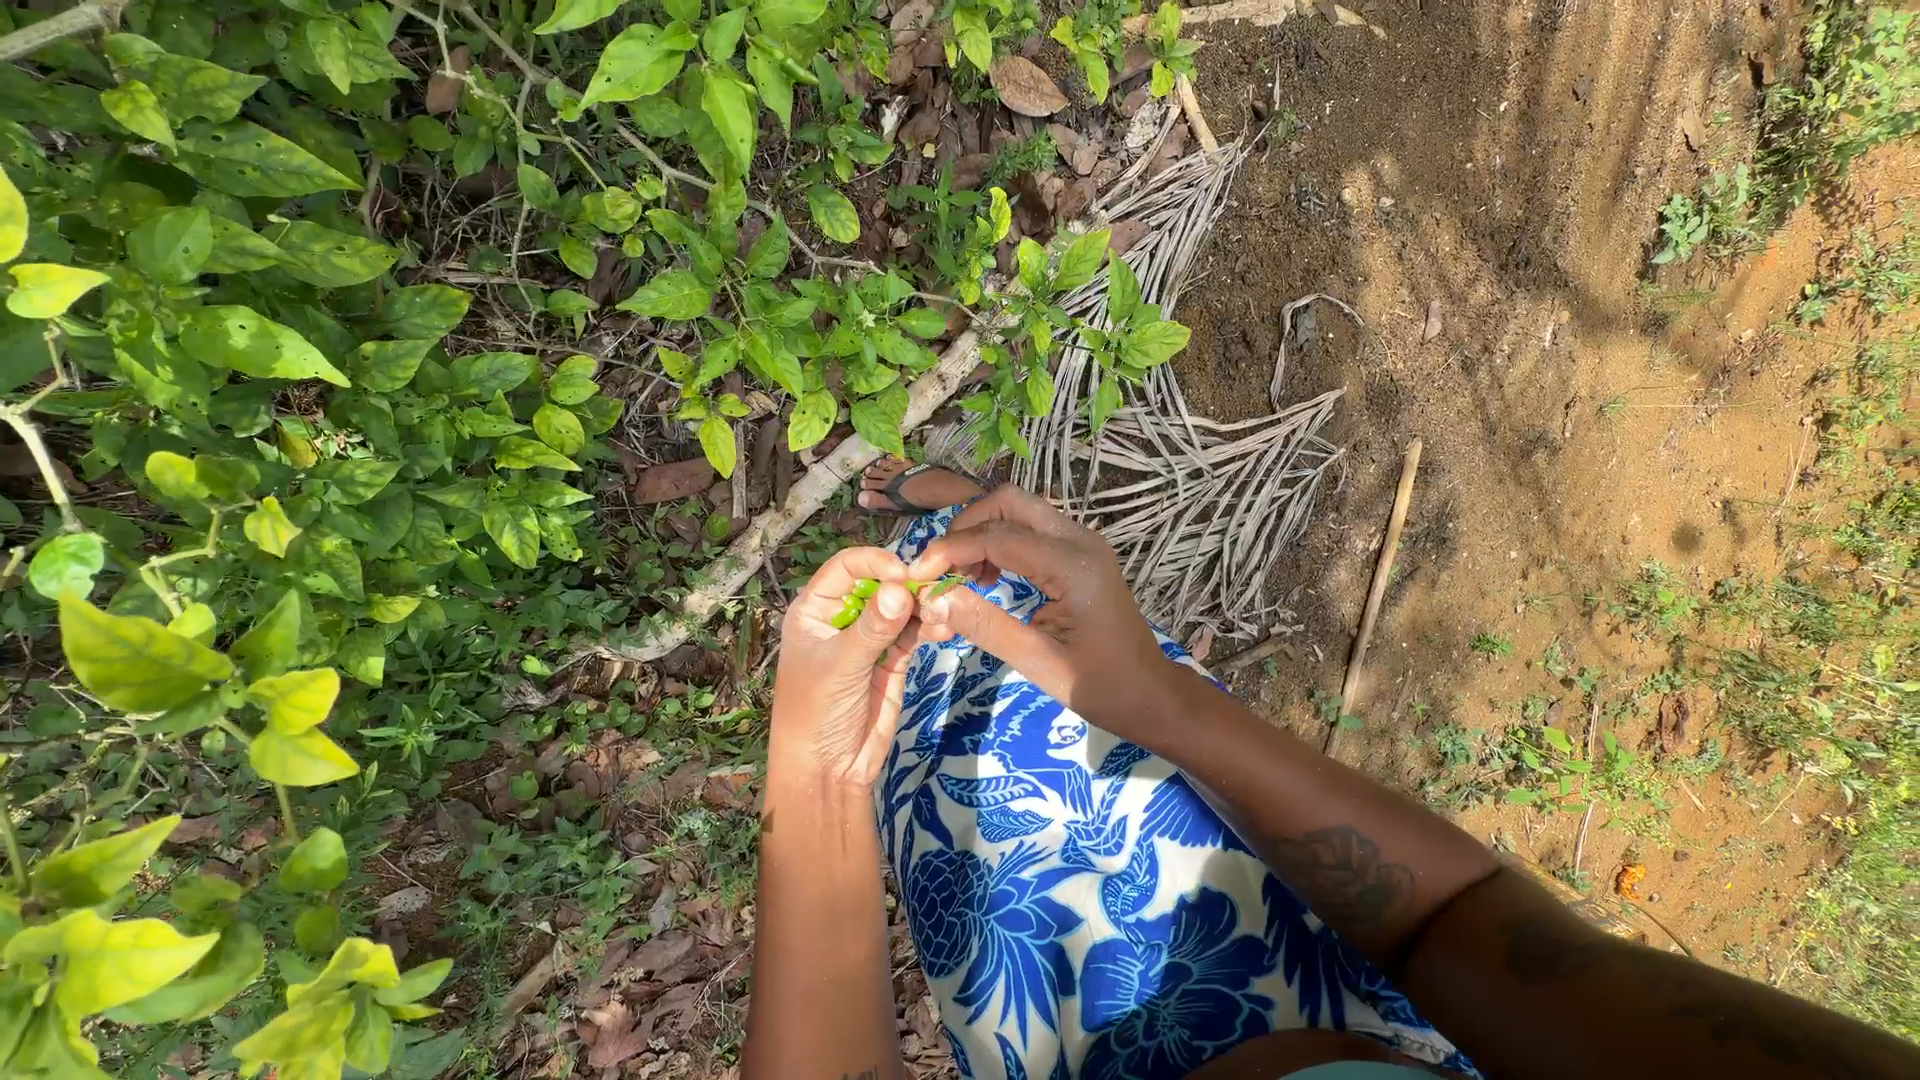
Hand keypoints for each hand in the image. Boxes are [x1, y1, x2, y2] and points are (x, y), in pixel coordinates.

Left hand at [769, 547, 923, 790]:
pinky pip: (914, 634)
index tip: (903, 572)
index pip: (845, 568)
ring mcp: (871, 638)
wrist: (828, 770)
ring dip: (923, 607)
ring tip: (943, 614)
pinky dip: (929, 629)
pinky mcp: (893, 660)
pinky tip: (944, 630)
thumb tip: (900, 589)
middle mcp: (843, 617)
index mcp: (815, 610)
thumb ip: (872, 629)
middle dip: (906, 585)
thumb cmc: (815, 711)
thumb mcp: (840, 667)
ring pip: (902, 608)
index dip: (874, 563)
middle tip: (933, 591)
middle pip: (880, 584)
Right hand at [905, 486, 1175, 726]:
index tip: (918, 575)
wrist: (1148, 693)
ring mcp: (1083, 542)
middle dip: (967, 526)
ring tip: (965, 577)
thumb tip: (932, 597)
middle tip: (943, 567)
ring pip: (1020, 510)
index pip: (997, 536)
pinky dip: (1002, 541)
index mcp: (1073, 565)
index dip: (951, 550)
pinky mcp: (1080, 552)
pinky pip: (1032, 528)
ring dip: (984, 531)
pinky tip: (991, 577)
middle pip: (1010, 501)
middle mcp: (1080, 540)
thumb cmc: (1098, 685)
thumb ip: (984, 624)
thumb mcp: (1036, 661)